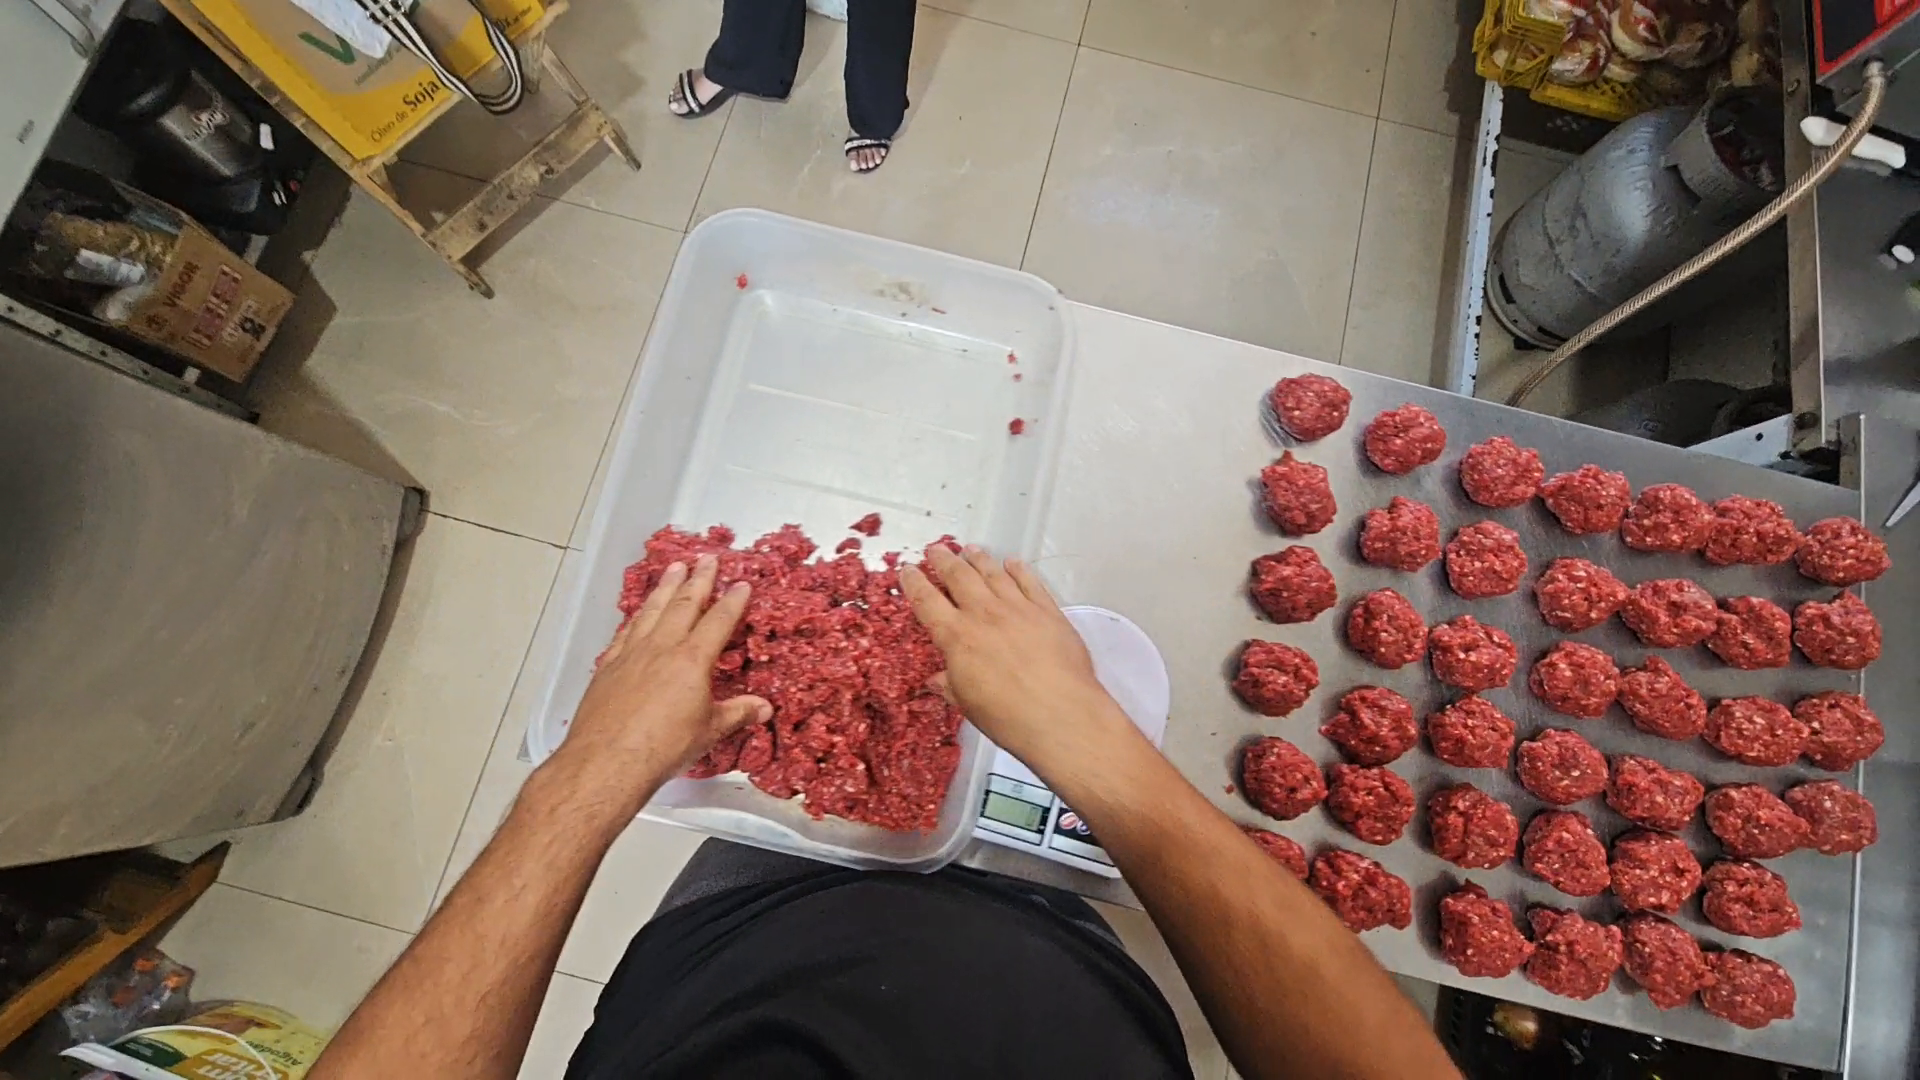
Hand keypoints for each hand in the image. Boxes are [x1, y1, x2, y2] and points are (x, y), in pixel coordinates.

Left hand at [554, 555, 770, 803]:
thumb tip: (764, 708)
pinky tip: (638, 612)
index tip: (741, 584)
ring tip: (674, 568)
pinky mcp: (607, 667)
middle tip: (707, 559)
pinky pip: (626, 631)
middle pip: (683, 604)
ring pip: (652, 610)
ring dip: (665, 587)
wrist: (606, 761)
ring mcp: (631, 654)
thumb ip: (737, 713)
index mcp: (692, 659)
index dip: (733, 601)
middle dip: (698, 580)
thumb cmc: (663, 747)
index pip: (718, 621)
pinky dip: (636, 616)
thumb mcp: (709, 731)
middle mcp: (662, 648)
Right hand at [900, 547, 1132, 772]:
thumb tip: (937, 679)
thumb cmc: (1007, 716)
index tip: (907, 570)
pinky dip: (1018, 570)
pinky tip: (1012, 563)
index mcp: (956, 637)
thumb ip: (950, 685)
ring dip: (979, 559)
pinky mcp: (1047, 610)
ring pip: (993, 573)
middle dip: (944, 560)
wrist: (1060, 713)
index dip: (914, 583)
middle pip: (959, 576)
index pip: (927, 601)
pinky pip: (1029, 582)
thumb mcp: (967, 704)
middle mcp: (984, 614)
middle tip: (936, 549)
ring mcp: (1017, 608)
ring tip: (970, 549)